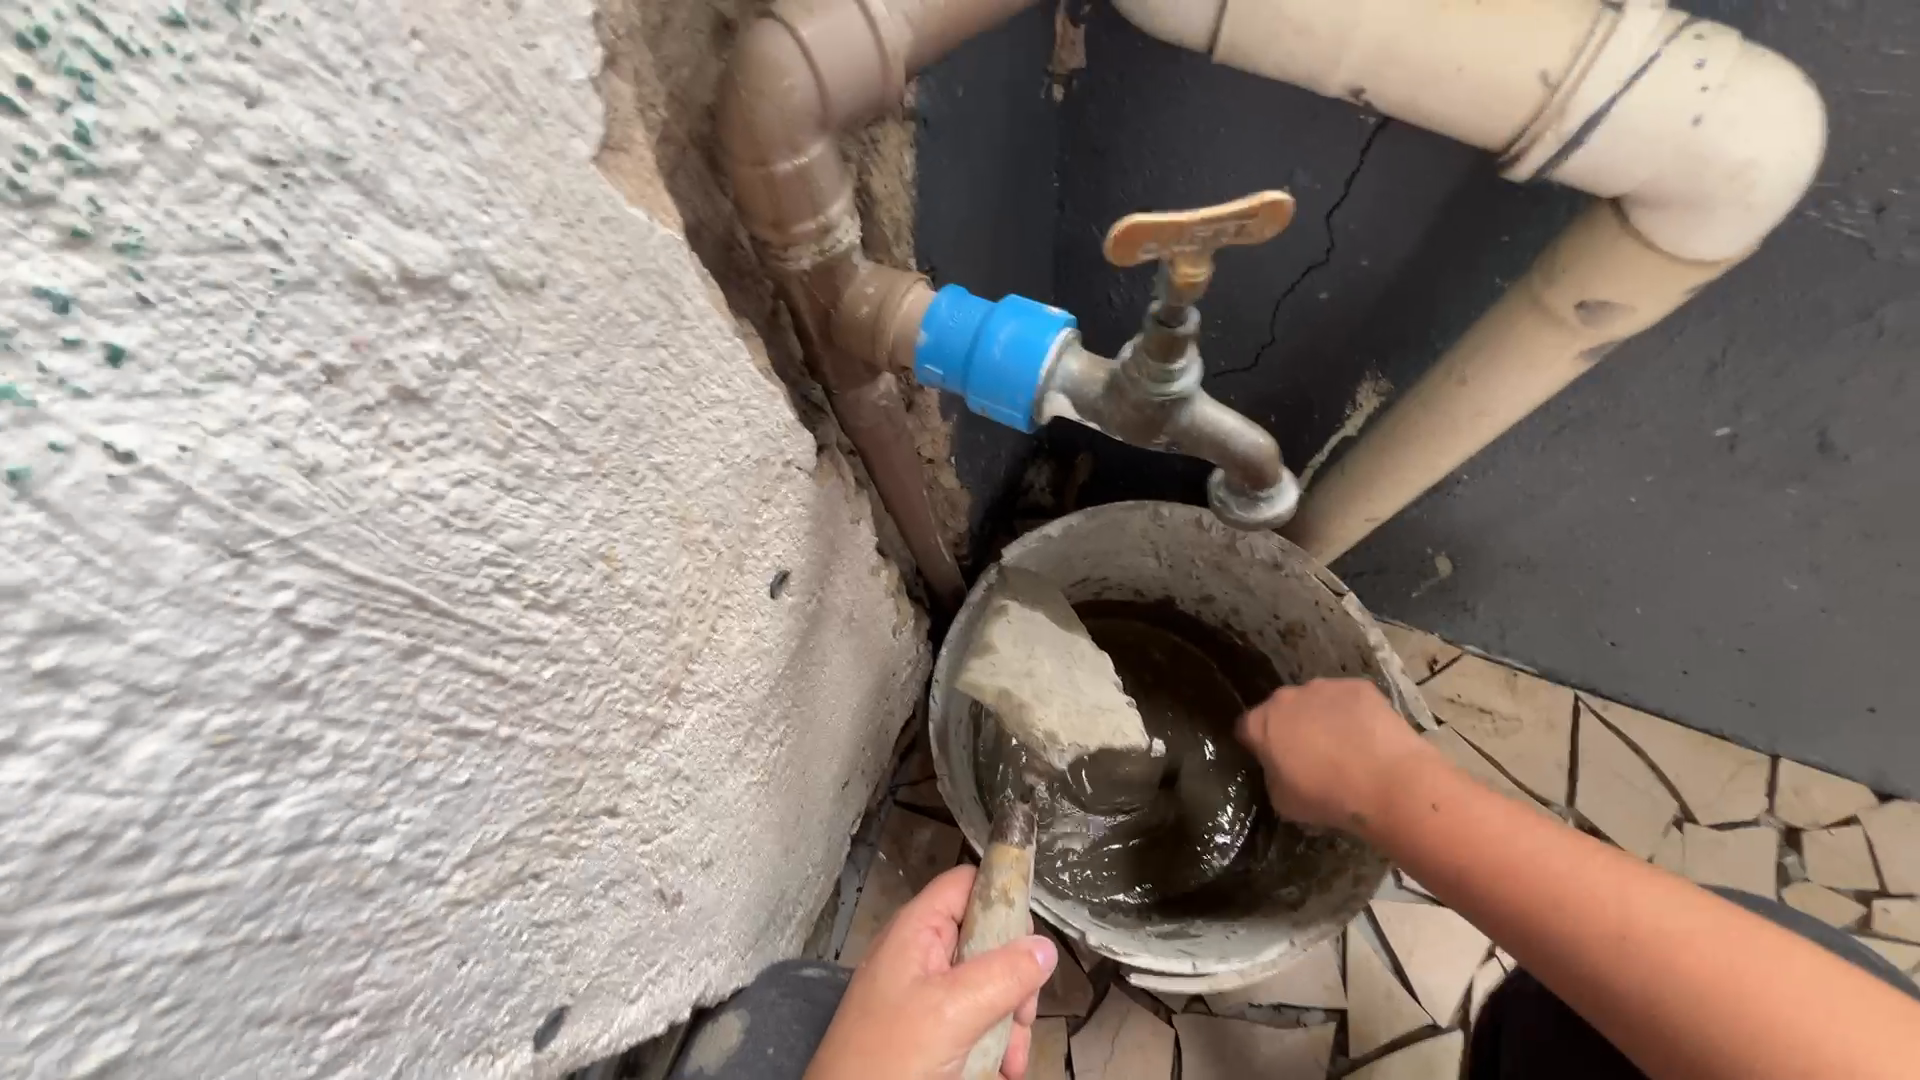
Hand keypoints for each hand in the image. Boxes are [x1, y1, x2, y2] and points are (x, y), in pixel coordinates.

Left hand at [805, 865, 1058, 1079]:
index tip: (1030, 937)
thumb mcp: (953, 1011)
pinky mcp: (927, 1028)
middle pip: (986, 939)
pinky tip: (998, 1069)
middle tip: (1022, 1015)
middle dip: (1014, 978)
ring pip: (985, 985)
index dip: (1000, 896)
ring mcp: (924, 992)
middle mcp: (922, 952)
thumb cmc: (888, 1058)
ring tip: (1010, 1060)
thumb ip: (1003, 975)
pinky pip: (972, 1020)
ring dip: (1007, 1021)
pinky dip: (990, 1043)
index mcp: (918, 928)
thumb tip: (1045, 947)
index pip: (967, 884)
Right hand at [1235, 678, 1431, 830]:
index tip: (1271, 761)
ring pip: (1314, 701)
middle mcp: (1285, 698)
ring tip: (1345, 746)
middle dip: (1290, 727)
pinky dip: (1353, 713)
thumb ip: (1272, 778)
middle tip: (1310, 755)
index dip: (1257, 745)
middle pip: (1280, 710)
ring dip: (1321, 717)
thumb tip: (1280, 771)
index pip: (1246, 729)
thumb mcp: (1283, 801)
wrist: (1389, 783)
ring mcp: (1322, 687)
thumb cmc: (1328, 797)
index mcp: (1260, 724)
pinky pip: (1348, 698)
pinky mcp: (1358, 686)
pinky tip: (1368, 736)